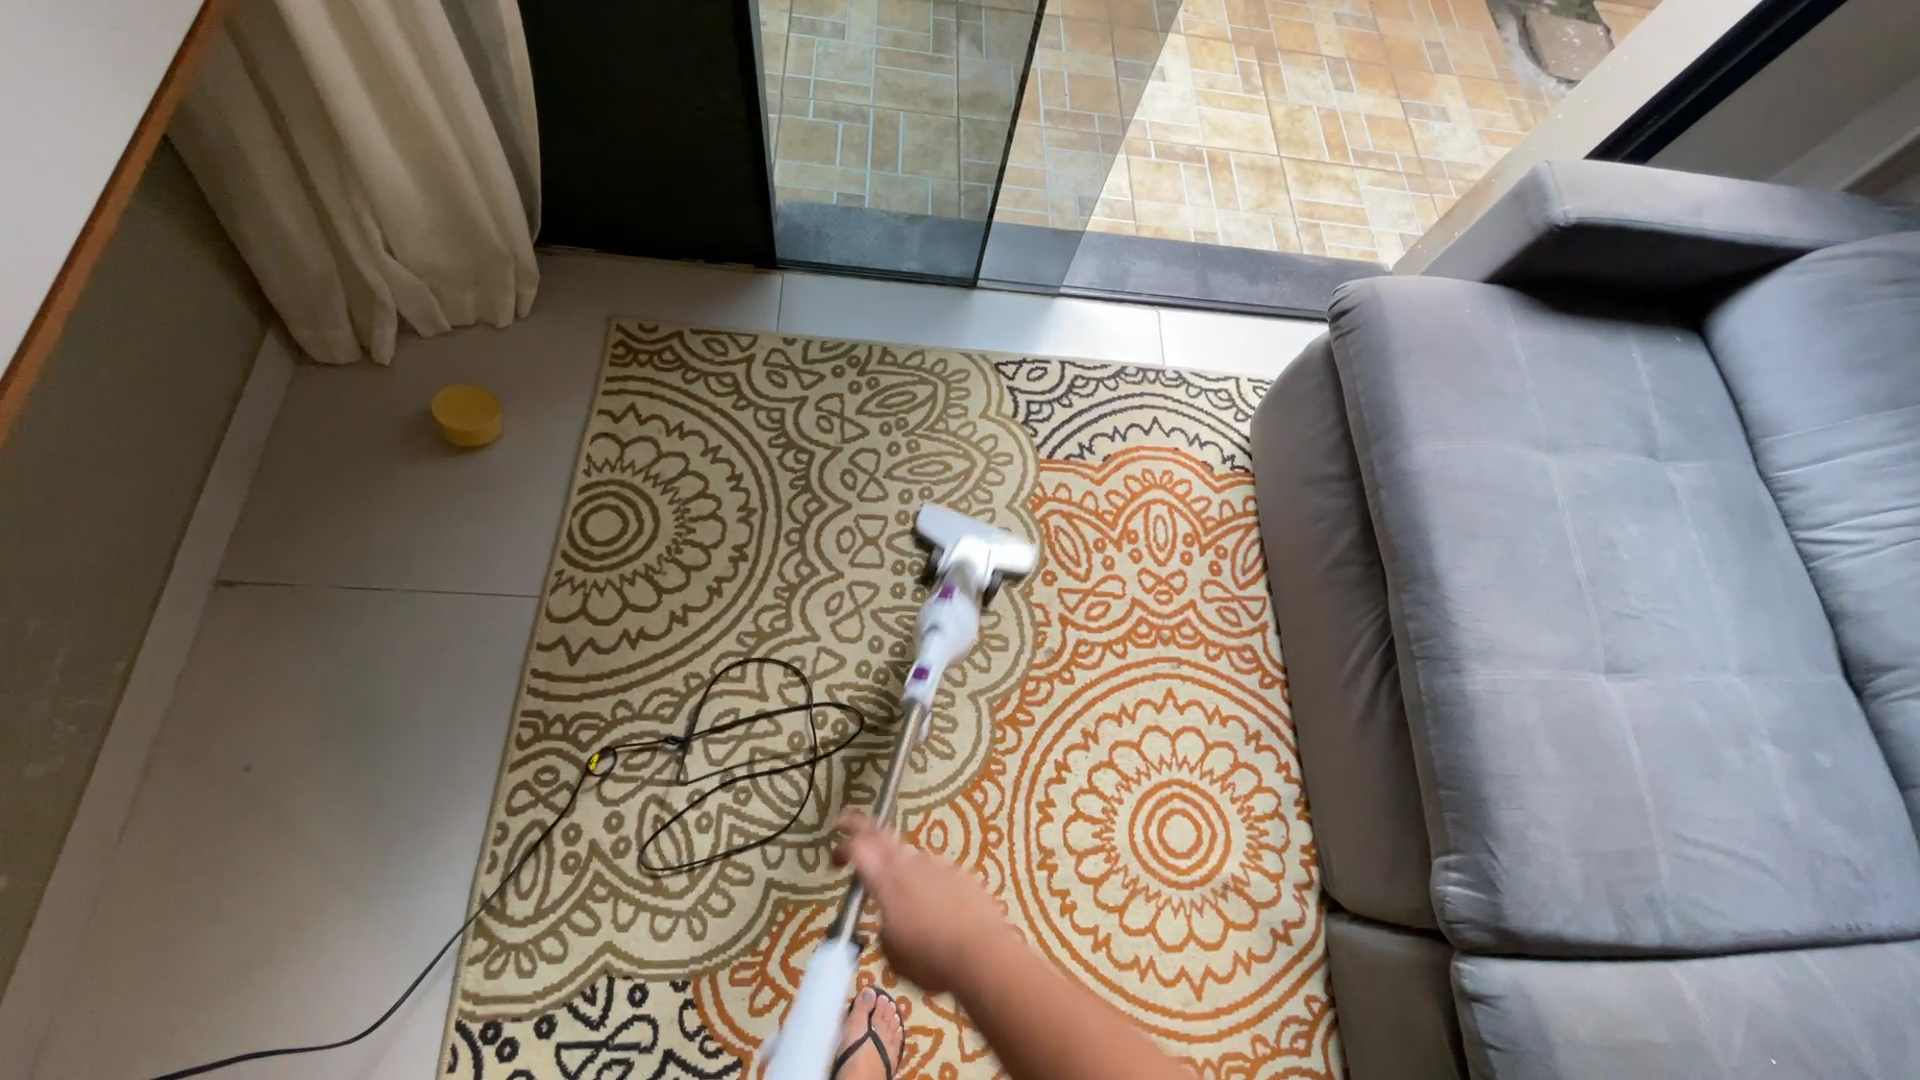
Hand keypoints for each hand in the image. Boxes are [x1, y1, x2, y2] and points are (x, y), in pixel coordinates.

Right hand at [832, 812, 1016, 994]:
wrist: (983, 953)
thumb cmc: (930, 958)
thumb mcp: (892, 953)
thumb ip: (885, 929)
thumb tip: (891, 924)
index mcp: (886, 880)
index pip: (858, 846)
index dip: (843, 843)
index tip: (836, 852)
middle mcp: (911, 864)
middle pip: (883, 836)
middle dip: (865, 831)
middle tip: (853, 829)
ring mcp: (939, 866)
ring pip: (912, 859)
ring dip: (903, 871)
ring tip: (907, 900)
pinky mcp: (963, 874)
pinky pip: (938, 874)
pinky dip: (930, 885)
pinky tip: (939, 911)